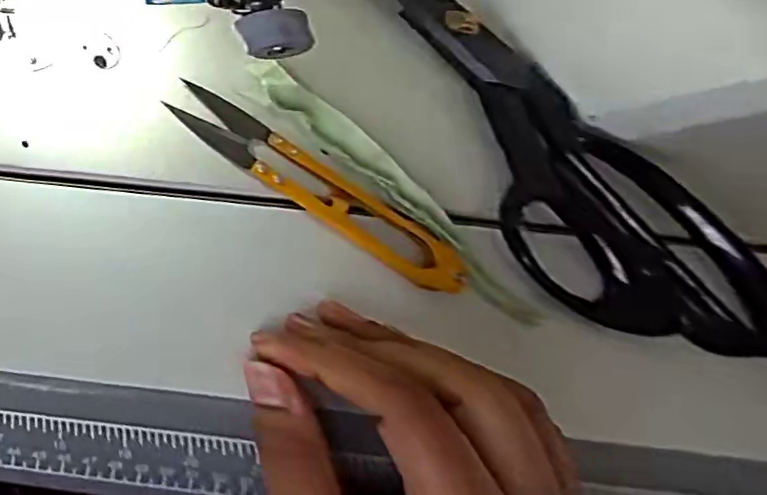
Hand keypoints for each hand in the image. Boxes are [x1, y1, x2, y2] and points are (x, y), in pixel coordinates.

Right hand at [246, 301, 577, 494]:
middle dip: (369, 346)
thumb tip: (267, 378)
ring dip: (414, 351)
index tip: (276, 345)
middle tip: (306, 329)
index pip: (406, 408)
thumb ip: (295, 464)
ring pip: (504, 403)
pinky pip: (527, 428)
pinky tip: (411, 366)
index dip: (329, 360)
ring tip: (351, 331)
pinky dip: (457, 379)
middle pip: (463, 393)